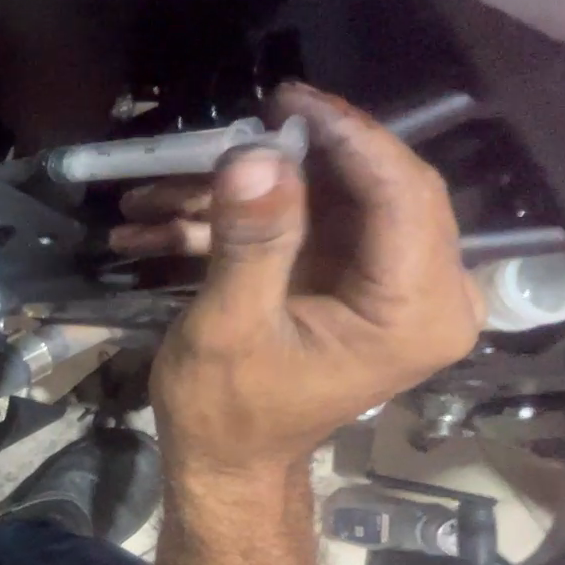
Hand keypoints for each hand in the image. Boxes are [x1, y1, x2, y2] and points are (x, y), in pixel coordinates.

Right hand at [149, 83, 485, 478]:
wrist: (220, 462)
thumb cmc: (226, 409)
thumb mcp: (229, 327)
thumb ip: (250, 243)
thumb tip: (254, 157)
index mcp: (415, 307)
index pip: (402, 195)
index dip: (347, 139)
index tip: (285, 103)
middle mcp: (419, 291)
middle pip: (361, 194)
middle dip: (276, 167)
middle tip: (214, 140)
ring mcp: (378, 289)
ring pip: (316, 211)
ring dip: (229, 202)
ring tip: (144, 201)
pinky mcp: (339, 290)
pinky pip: (292, 238)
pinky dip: (225, 231)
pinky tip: (151, 232)